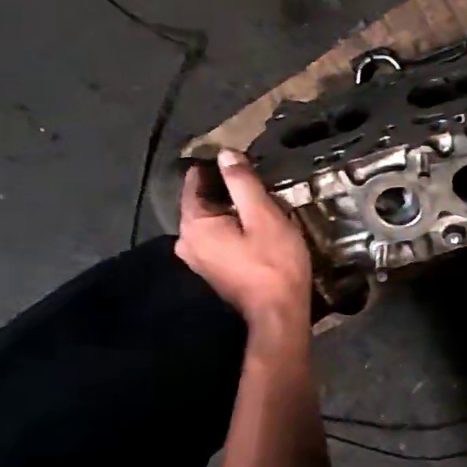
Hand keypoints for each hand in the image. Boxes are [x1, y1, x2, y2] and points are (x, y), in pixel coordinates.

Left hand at [175, 150, 314, 334]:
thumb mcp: (265, 217)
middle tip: (258, 182)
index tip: (239, 158)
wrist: (279, 313)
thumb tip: (225, 153)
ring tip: (262, 205)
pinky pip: (218, 239)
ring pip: (212, 222)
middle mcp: (186, 242)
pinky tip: (256, 230)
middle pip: (204, 203)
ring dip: (233, 212)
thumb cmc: (274, 264)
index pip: (195, 182)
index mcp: (195, 225)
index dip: (216, 167)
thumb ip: (243, 183)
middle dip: (228, 191)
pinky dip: (233, 230)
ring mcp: (198, 260)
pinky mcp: (213, 272)